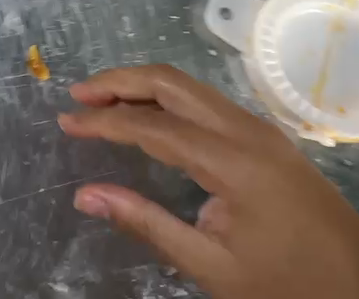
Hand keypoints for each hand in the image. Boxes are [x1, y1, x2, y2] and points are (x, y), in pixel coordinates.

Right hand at [58, 65, 358, 298]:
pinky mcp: (268, 138)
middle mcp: (246, 130)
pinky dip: (166, 97)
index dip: (103, 121)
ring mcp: (261, 130)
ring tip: (102, 100)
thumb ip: (147, 224)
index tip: (65, 122)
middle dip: (118, 82)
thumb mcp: (215, 268)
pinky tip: (149, 115)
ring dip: (141, 85)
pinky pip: (205, 100)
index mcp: (233, 161)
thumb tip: (84, 195)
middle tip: (77, 96)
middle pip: (169, 82)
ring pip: (188, 85)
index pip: (150, 125)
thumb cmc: (293, 288)